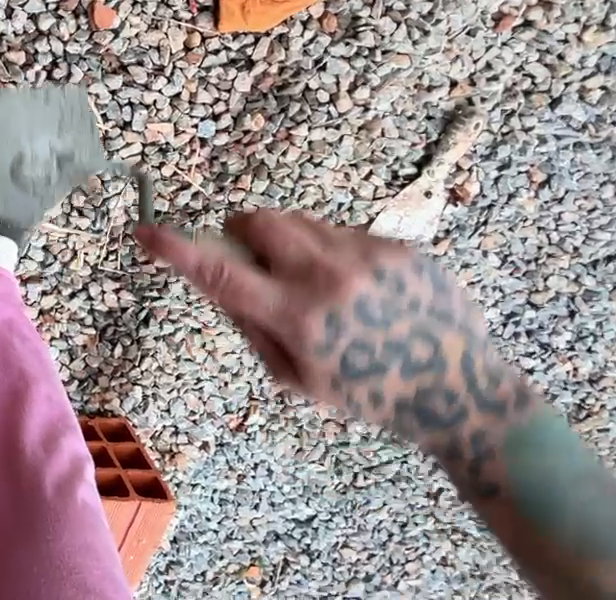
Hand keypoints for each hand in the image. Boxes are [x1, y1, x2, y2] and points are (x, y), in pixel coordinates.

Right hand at [135, 210, 530, 454]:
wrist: (469, 396)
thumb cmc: (370, 395)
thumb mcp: (297, 378)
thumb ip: (250, 324)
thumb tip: (216, 280)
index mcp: (300, 317)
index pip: (221, 275)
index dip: (176, 250)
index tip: (145, 231)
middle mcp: (330, 278)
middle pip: (259, 221)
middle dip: (243, 231)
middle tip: (253, 256)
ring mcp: (370, 257)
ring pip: (298, 220)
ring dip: (287, 239)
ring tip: (315, 278)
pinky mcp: (400, 248)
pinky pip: (342, 231)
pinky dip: (330, 249)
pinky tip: (360, 287)